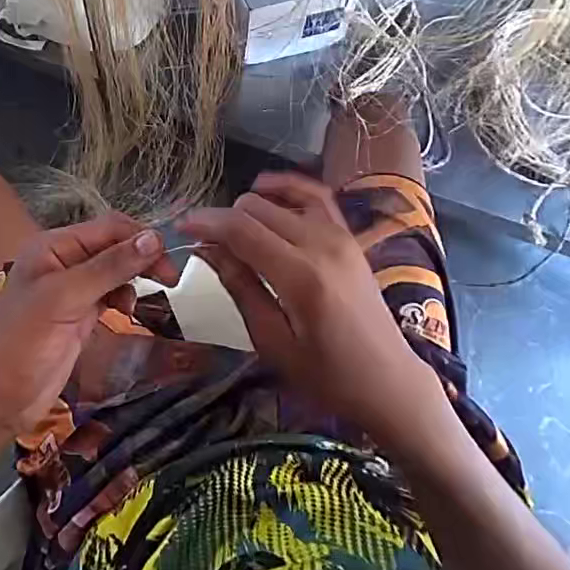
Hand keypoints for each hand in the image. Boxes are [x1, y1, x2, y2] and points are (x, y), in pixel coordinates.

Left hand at [0, 214, 178, 440]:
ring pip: (115, 272)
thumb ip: (110, 267)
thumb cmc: (21, 343)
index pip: (108, 228)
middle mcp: (63, 261)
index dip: (140, 237)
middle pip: (114, 247)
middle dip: (142, 257)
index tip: (170, 258)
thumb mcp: (65, 298)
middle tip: (171, 280)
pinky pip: (109, 296)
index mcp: (53, 246)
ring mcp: (71, 291)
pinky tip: (128, 311)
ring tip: (150, 297)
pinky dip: (124, 299)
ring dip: (135, 279)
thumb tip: (154, 237)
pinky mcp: (78, 317)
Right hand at [180, 172, 444, 450]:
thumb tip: (208, 249)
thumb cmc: (326, 375)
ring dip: (250, 207)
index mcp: (300, 276)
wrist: (388, 382)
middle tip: (208, 246)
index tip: (182, 228)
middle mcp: (321, 245)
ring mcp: (340, 236)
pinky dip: (288, 187)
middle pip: (257, 209)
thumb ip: (241, 287)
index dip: (206, 223)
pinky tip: (265, 189)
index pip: (241, 229)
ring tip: (232, 228)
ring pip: (281, 198)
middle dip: (224, 220)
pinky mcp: (349, 237)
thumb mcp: (272, 341)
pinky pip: (315, 196)